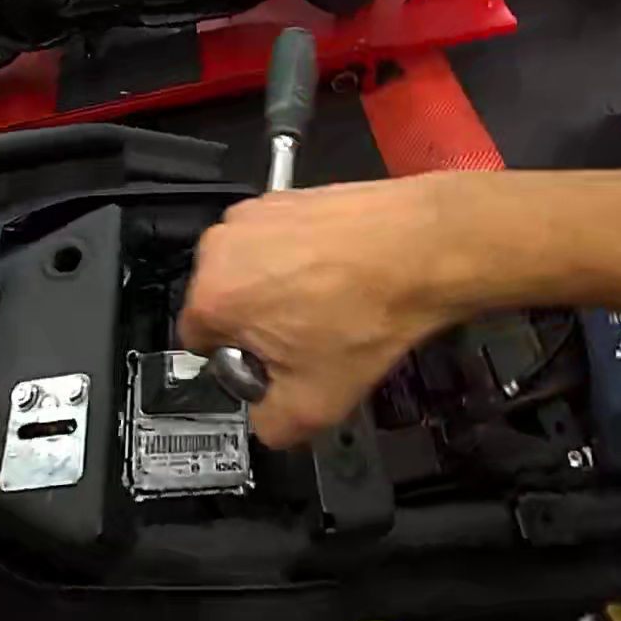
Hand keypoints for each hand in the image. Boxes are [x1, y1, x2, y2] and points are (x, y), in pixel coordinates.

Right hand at [179, 175, 472, 447]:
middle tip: (307, 334)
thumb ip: (268, 425)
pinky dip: (298, 255)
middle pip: (225, 299)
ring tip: (329, 299)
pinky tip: (337, 270)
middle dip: (257, 320)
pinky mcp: (287, 194)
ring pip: (252, 266)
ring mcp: (258, 211)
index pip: (199, 342)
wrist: (421, 245)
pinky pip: (278, 238)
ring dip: (278, 285)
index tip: (276, 361)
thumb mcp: (315, 404)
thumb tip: (265, 416)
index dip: (240, 359)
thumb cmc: (371, 308)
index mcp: (215, 294)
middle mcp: (226, 244)